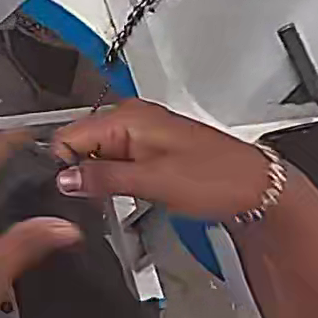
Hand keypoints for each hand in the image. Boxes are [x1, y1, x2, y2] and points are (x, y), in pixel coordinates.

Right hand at [50, 99, 275, 220]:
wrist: (254, 189)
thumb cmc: (217, 178)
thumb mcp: (152, 181)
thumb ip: (103, 177)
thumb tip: (66, 178)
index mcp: (128, 117)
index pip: (69, 134)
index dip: (64, 165)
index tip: (70, 190)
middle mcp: (132, 120)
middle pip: (81, 145)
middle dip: (81, 174)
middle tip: (99, 199)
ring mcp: (141, 135)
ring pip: (97, 157)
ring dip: (99, 180)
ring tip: (125, 196)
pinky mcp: (149, 152)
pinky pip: (116, 164)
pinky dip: (115, 181)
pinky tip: (132, 194)